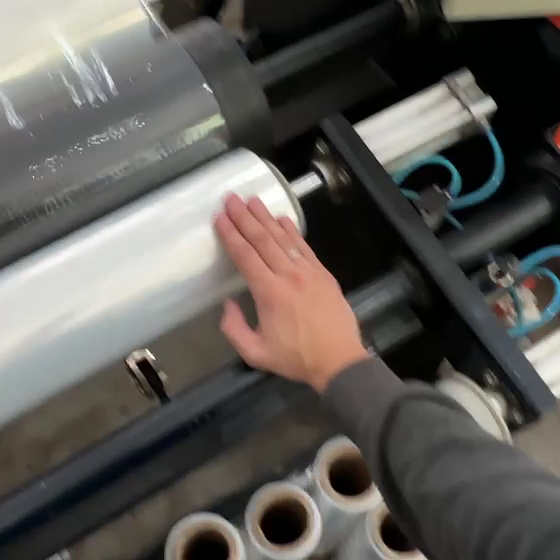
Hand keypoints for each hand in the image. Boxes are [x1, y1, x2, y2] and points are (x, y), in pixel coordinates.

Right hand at [214, 194, 367, 391]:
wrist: (339, 361)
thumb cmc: (296, 359)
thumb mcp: (255, 353)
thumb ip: (234, 329)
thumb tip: (227, 304)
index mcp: (269, 293)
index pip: (245, 256)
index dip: (231, 235)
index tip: (220, 217)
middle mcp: (289, 276)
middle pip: (263, 240)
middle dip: (245, 218)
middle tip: (232, 199)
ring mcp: (309, 272)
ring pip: (284, 239)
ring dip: (266, 218)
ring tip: (253, 201)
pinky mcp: (323, 274)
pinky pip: (304, 247)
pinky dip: (292, 231)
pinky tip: (282, 219)